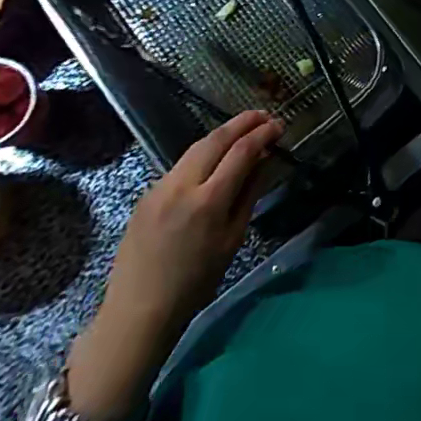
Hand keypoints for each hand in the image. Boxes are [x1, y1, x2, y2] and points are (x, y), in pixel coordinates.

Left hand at [66, 111, 281, 420]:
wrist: (142, 305)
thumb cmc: (196, 283)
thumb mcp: (231, 242)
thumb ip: (247, 196)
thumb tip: (262, 161)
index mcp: (208, 201)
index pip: (240, 153)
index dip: (261, 134)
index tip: (278, 125)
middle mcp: (182, 184)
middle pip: (215, 139)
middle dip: (242, 123)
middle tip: (264, 115)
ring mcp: (160, 185)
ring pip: (195, 148)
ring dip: (221, 134)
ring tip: (243, 129)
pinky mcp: (147, 191)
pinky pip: (180, 166)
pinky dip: (202, 155)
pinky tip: (213, 158)